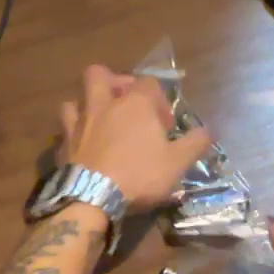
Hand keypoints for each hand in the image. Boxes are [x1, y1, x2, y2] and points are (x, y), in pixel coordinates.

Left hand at [58, 65, 214, 210]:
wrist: (93, 199)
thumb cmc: (139, 176)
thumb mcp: (177, 163)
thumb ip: (195, 144)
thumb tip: (210, 131)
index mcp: (134, 103)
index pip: (149, 84)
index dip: (159, 101)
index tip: (165, 127)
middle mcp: (103, 105)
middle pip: (99, 75)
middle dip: (111, 83)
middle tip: (122, 104)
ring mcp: (78, 125)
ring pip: (74, 101)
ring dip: (84, 106)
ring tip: (96, 123)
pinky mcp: (62, 147)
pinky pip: (63, 132)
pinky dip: (71, 136)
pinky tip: (80, 148)